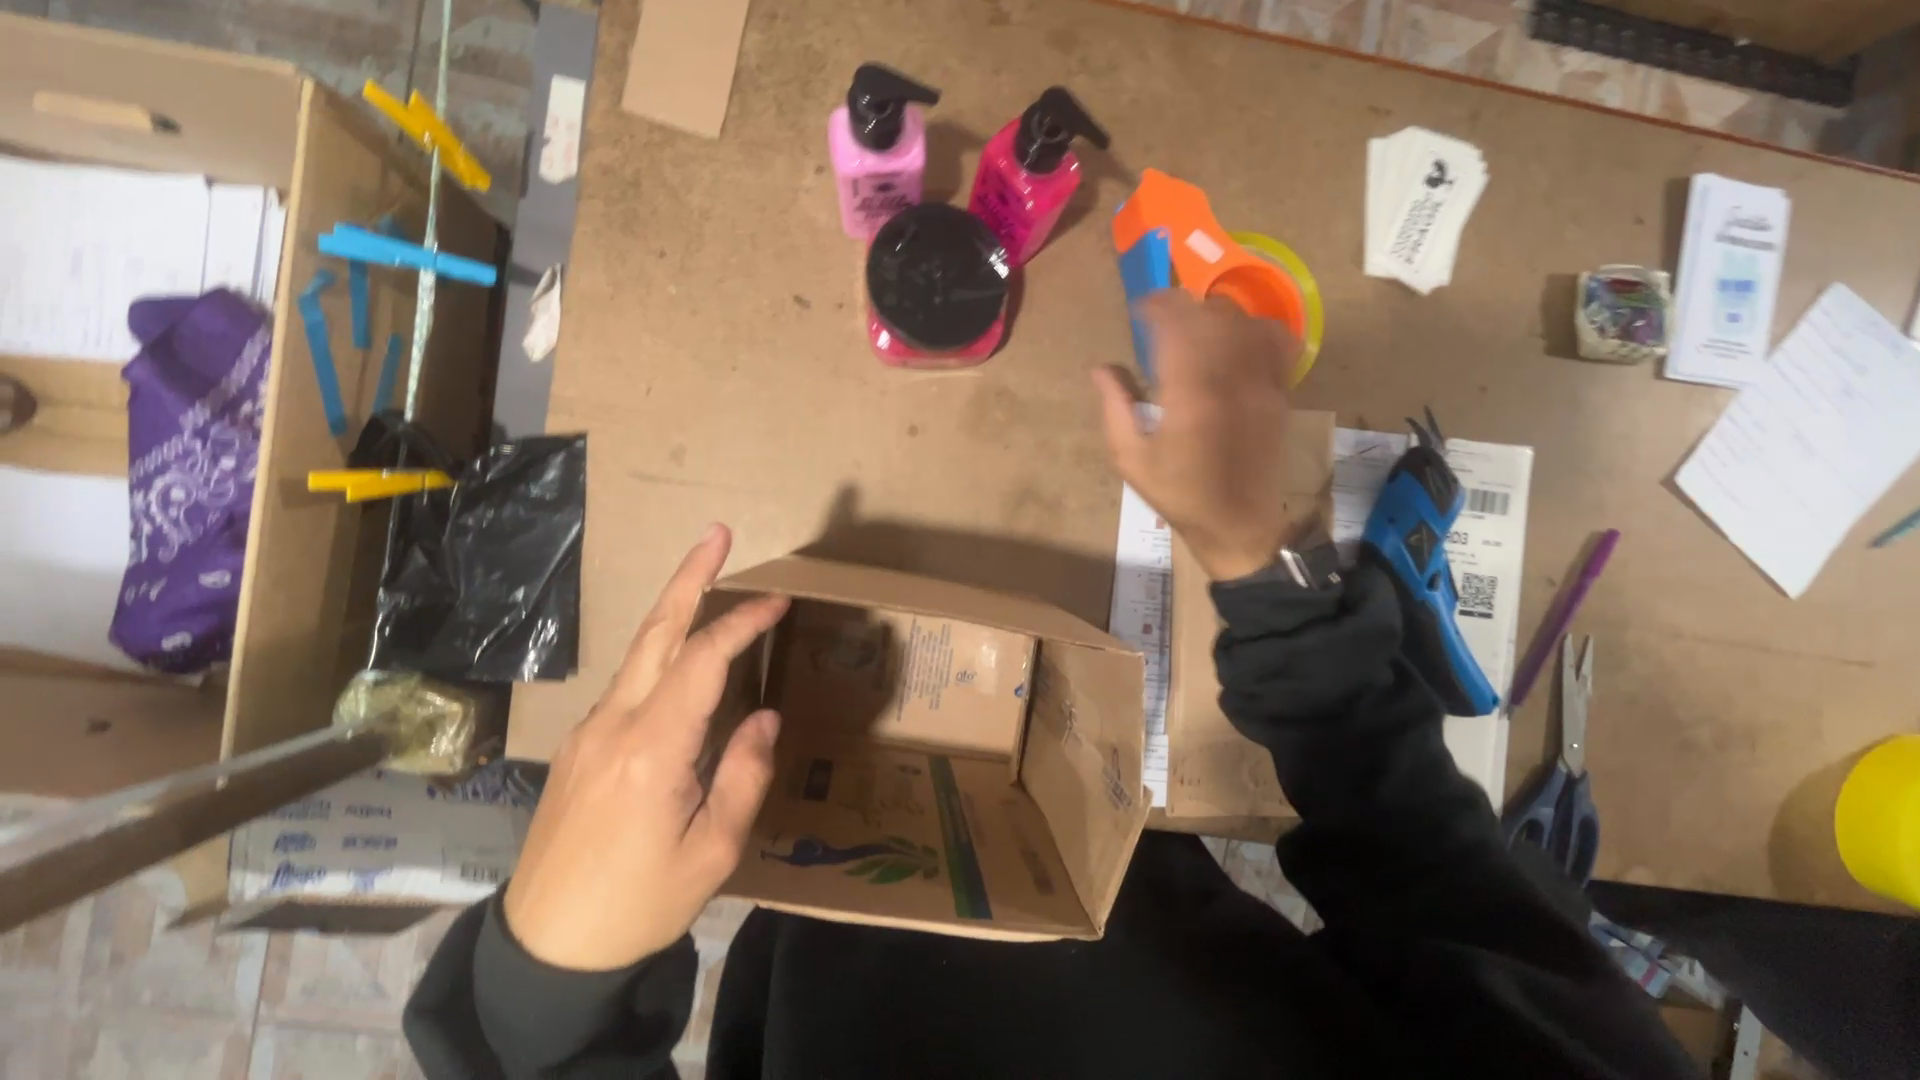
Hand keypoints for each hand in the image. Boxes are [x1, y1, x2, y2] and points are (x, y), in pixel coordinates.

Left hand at [502, 524, 789, 970]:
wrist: (548, 947)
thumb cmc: (640, 903)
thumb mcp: (713, 852)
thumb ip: (743, 776)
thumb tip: (762, 717)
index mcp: (653, 750)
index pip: (702, 661)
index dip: (741, 622)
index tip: (778, 600)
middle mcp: (614, 725)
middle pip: (654, 633)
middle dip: (688, 577)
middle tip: (717, 533)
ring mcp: (589, 733)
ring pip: (638, 655)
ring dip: (674, 610)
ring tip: (707, 580)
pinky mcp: (579, 749)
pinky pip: (629, 687)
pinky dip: (662, 655)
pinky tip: (685, 665)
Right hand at [1092, 291, 1301, 580]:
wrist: (1238, 524)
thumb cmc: (1178, 495)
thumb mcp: (1131, 459)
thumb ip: (1115, 408)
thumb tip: (1101, 368)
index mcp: (1188, 395)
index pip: (1175, 325)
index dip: (1155, 307)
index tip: (1139, 309)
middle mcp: (1229, 379)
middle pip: (1211, 315)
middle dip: (1183, 308)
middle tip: (1162, 319)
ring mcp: (1261, 383)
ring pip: (1243, 322)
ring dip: (1216, 316)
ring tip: (1196, 328)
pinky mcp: (1280, 392)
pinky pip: (1276, 342)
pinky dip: (1255, 329)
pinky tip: (1237, 339)